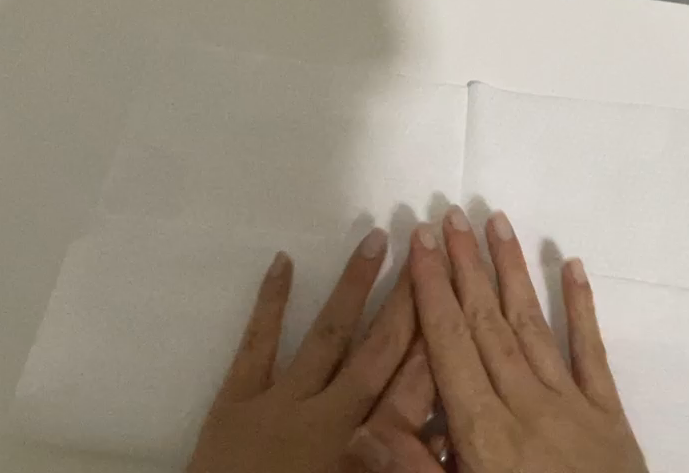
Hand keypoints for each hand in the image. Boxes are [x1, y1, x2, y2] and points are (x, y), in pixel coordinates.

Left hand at [187, 228, 433, 472]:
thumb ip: (388, 462)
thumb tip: (432, 434)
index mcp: (360, 452)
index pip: (410, 391)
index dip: (434, 344)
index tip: (452, 297)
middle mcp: (329, 421)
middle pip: (377, 352)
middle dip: (406, 302)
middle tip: (426, 255)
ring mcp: (280, 404)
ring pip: (328, 335)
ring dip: (354, 286)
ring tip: (375, 239)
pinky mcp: (237, 398)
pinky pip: (258, 342)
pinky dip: (271, 300)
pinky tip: (283, 260)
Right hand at [366, 207, 647, 472]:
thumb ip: (413, 471)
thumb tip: (358, 427)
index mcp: (485, 433)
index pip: (450, 343)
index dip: (432, 287)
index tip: (420, 239)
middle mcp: (526, 406)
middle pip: (487, 322)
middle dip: (465, 264)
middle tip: (450, 213)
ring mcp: (573, 406)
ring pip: (533, 324)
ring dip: (512, 270)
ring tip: (497, 220)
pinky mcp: (610, 418)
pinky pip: (592, 353)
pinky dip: (582, 307)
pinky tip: (573, 265)